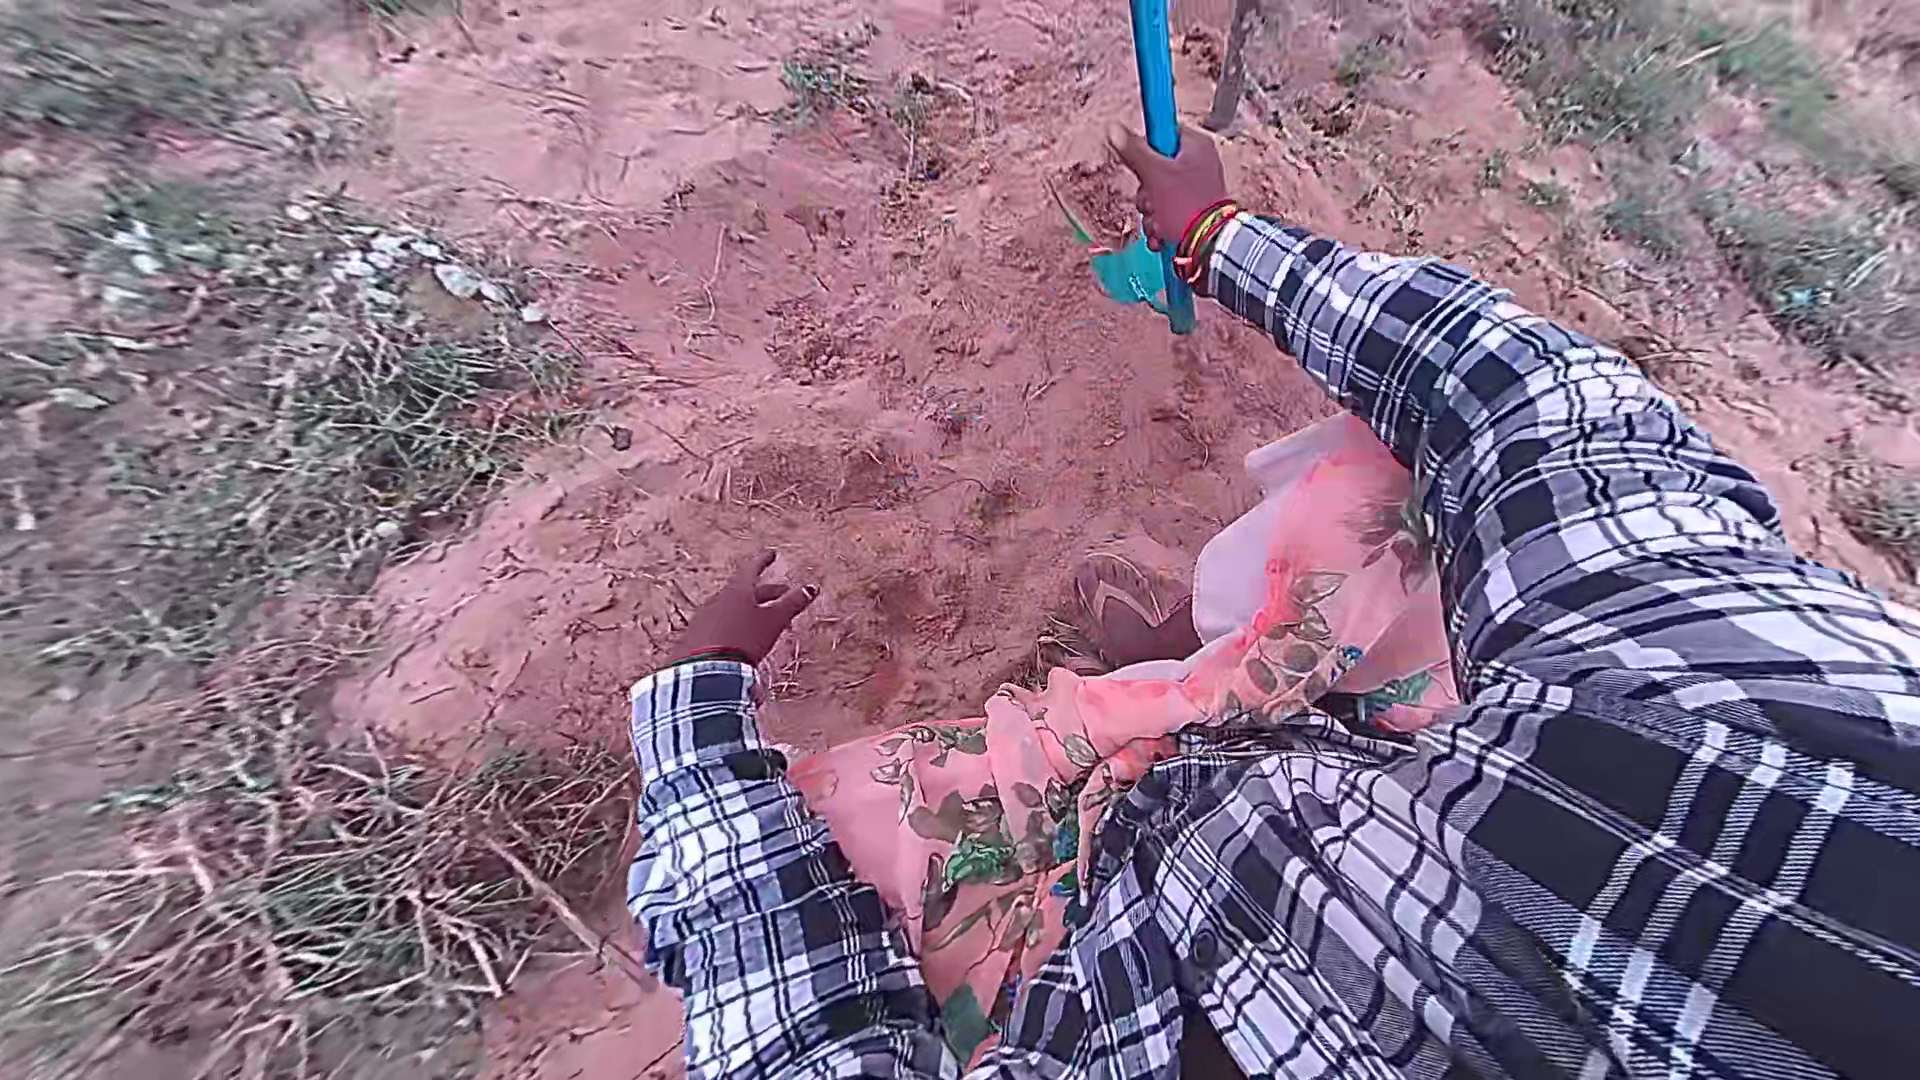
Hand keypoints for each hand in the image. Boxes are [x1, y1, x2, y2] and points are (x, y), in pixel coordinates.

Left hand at [671, 550, 817, 665]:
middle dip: (765, 591)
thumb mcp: (774, 620)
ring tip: (762, 617)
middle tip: (782, 593)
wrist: (706, 671)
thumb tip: (812, 587)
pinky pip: (718, 624)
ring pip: (730, 607)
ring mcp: (703, 618)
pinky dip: (733, 625)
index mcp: (737, 591)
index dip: (763, 560)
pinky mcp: (695, 637)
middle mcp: (718, 600)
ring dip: (748, 609)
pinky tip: (738, 637)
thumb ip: (793, 603)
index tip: (772, 553)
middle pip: (744, 590)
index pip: (752, 568)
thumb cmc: (744, 639)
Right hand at [1107, 123, 1228, 250]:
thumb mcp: (1156, 175)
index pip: (1163, 136)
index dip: (1147, 152)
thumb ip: (1135, 152)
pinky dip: (1158, 229)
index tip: (1142, 166)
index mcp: (1194, 146)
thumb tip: (1115, 129)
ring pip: (1156, 199)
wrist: (1209, 245)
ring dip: (1150, 217)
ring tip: (1159, 225)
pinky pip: (1164, 217)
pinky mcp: (1189, 215)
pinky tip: (1162, 236)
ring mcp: (1192, 192)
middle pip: (1154, 172)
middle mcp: (1196, 166)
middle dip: (1146, 196)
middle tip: (1152, 203)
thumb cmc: (1187, 206)